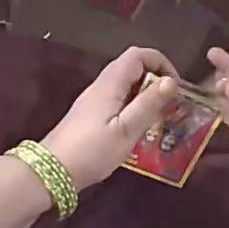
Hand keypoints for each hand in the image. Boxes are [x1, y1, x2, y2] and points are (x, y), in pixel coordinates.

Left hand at [41, 47, 181, 189]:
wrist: (53, 171)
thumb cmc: (92, 151)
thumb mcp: (126, 130)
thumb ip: (148, 104)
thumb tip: (171, 81)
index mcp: (110, 84)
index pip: (138, 55)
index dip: (161, 63)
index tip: (175, 86)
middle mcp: (101, 87)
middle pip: (132, 69)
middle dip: (156, 81)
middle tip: (171, 106)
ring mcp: (93, 101)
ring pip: (125, 87)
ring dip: (145, 97)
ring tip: (160, 119)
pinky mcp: (90, 116)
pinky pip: (117, 102)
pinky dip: (133, 108)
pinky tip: (139, 130)